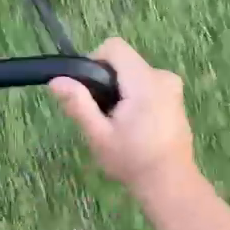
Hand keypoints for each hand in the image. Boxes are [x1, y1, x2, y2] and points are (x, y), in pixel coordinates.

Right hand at [49, 37, 200, 193]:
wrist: (169, 183)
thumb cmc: (131, 161)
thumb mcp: (98, 135)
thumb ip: (78, 104)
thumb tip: (55, 80)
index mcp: (145, 82)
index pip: (114, 47)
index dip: (94, 61)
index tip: (88, 90)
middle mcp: (162, 76)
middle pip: (123, 61)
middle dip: (106, 82)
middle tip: (101, 115)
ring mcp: (172, 87)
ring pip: (133, 74)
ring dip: (119, 92)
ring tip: (116, 124)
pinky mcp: (174, 98)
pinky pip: (145, 84)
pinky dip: (133, 97)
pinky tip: (133, 126)